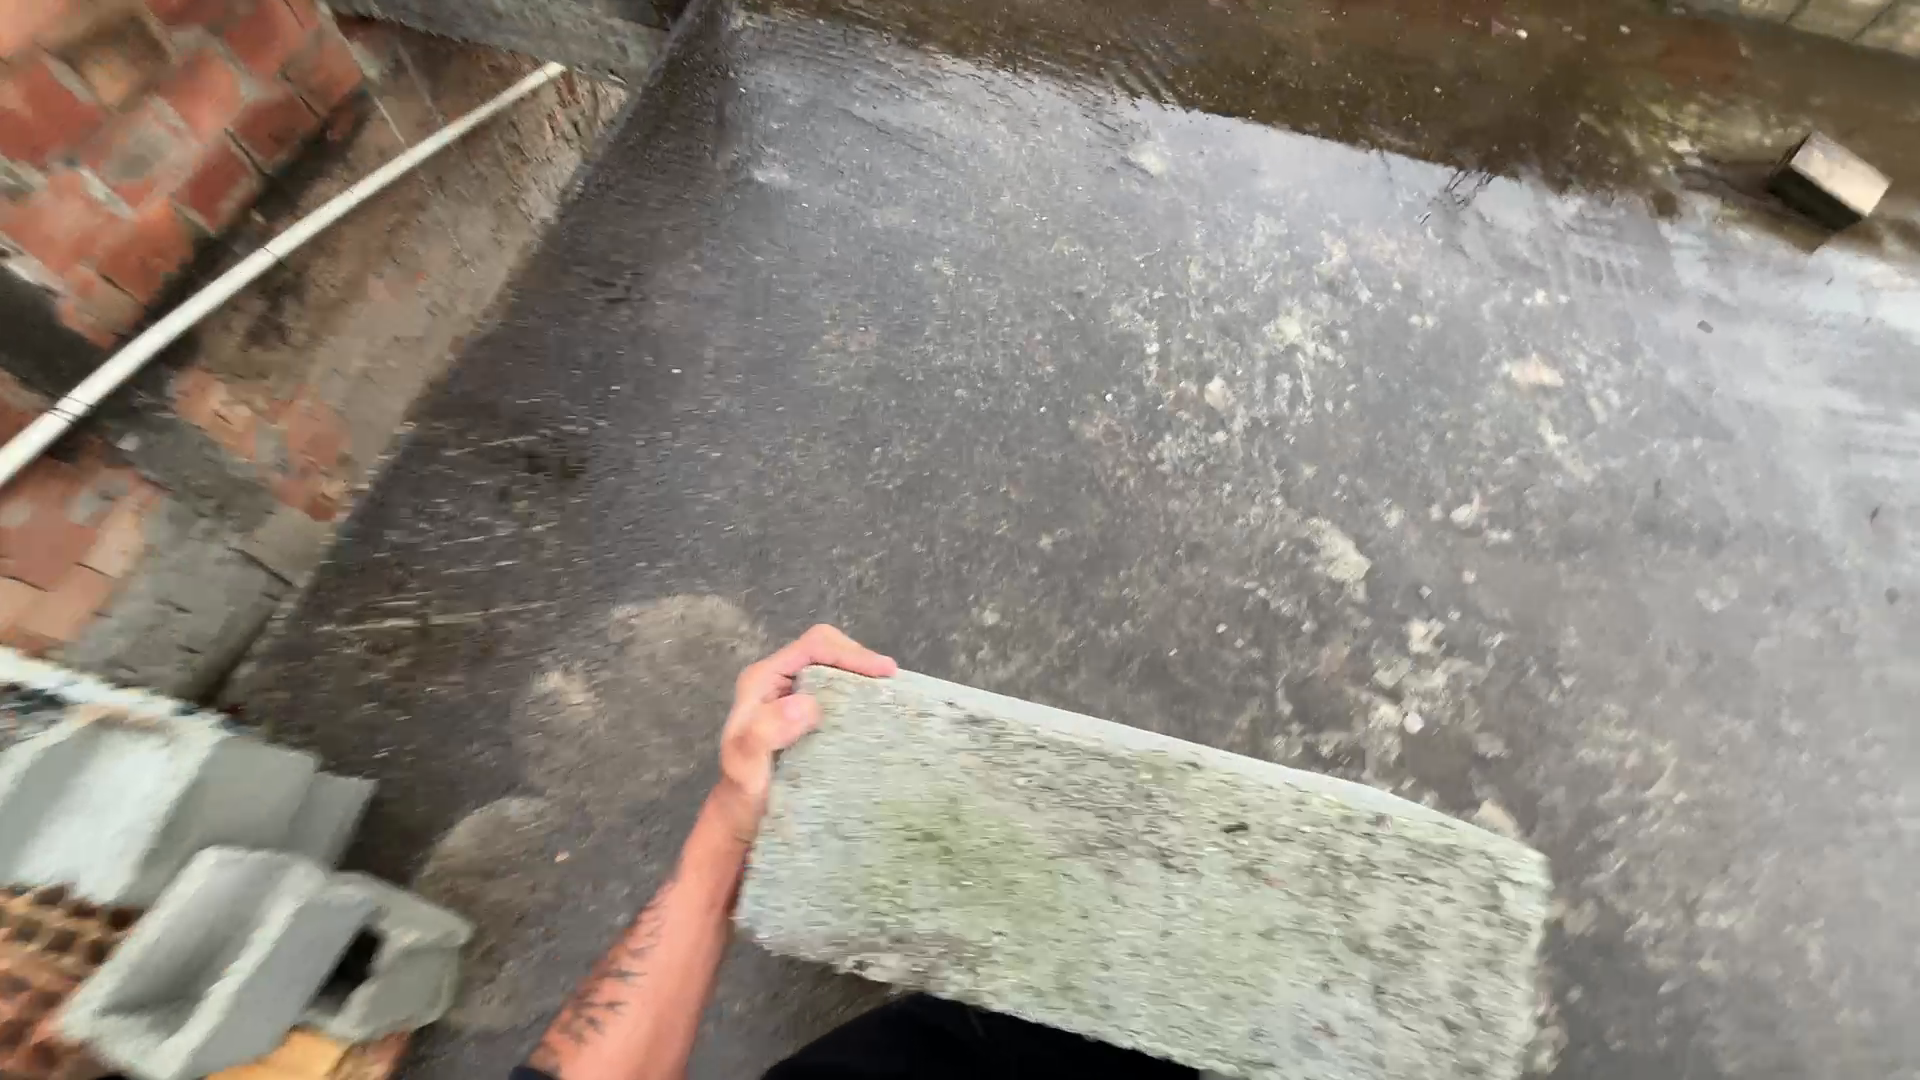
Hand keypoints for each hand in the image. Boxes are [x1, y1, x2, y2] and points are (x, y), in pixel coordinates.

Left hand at [710, 624, 895, 843]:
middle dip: (860, 660)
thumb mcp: (746, 764)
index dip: (850, 653)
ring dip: (863, 677)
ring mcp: (796, 693)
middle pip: (828, 649)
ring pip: (836, 667)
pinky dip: (861, 693)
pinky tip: (877, 707)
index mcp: (764, 678)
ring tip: (888, 692)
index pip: (813, 647)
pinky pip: (840, 689)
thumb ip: (764, 732)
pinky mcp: (811, 711)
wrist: (744, 817)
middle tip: (889, 681)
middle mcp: (780, 679)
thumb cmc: (743, 791)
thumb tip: (806, 705)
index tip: (883, 671)